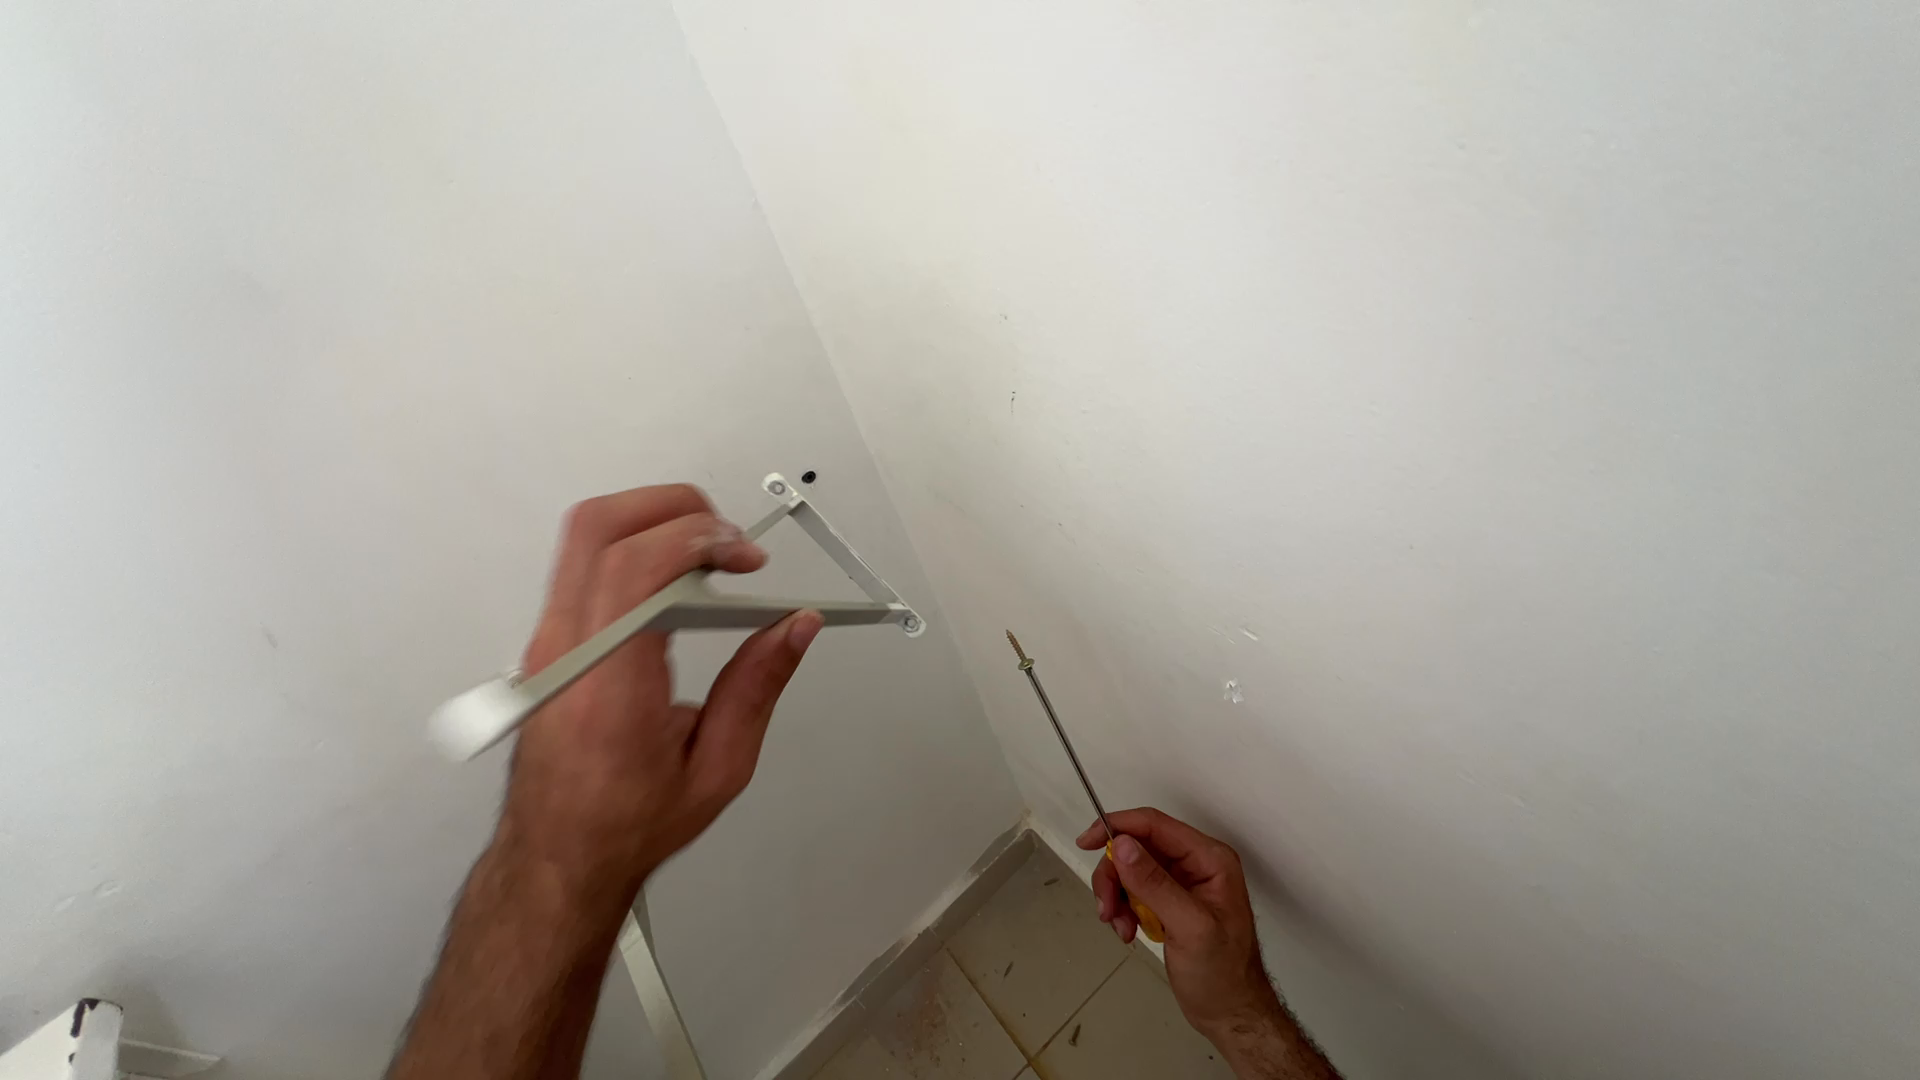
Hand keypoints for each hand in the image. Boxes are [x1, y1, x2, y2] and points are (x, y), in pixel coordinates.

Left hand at [498, 483, 823, 904]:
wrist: (555, 857)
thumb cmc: (628, 825)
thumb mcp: (720, 767)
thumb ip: (758, 687)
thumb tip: (796, 627)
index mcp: (609, 691)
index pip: (636, 572)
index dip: (700, 541)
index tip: (746, 558)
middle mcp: (565, 654)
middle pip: (600, 528)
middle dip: (677, 509)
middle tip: (728, 541)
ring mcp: (546, 642)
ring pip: (586, 535)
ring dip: (656, 522)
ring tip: (709, 556)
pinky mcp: (547, 639)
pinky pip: (584, 560)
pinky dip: (638, 544)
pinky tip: (678, 578)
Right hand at [1080, 809, 1283, 1040]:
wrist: (1231, 1016)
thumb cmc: (1222, 974)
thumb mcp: (1189, 927)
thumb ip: (1154, 884)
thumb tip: (1121, 844)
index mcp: (1208, 858)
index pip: (1154, 824)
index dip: (1117, 826)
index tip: (1086, 842)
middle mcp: (1193, 862)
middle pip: (1136, 846)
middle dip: (1115, 875)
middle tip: (1105, 908)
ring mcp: (1180, 881)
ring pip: (1129, 868)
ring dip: (1116, 895)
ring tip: (1120, 927)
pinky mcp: (1167, 899)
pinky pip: (1132, 889)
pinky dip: (1122, 908)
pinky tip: (1128, 932)